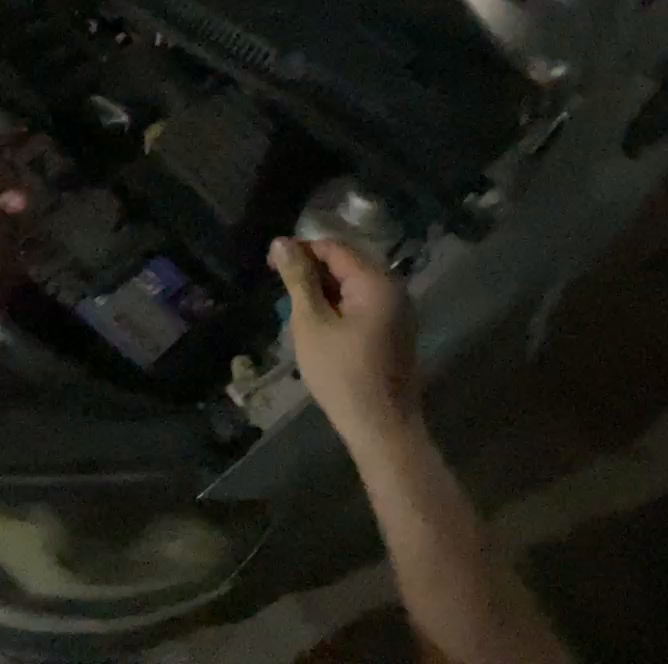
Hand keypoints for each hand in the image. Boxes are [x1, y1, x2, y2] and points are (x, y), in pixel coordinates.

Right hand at [268, 237, 419, 440]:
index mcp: (376, 282)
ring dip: (322, 289)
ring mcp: (397, 310)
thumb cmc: (341, 373)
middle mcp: (393, 288)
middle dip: (310, 270)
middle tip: (280, 287)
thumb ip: (299, 278)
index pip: (333, 248)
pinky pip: (362, 302)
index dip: (299, 251)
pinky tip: (318, 322)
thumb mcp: (311, 322)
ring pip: (352, 284)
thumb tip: (282, 241)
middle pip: (345, 263)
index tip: (270, 266)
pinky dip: (338, 304)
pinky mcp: (394, 329)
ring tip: (294, 306)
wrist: (381, 428)